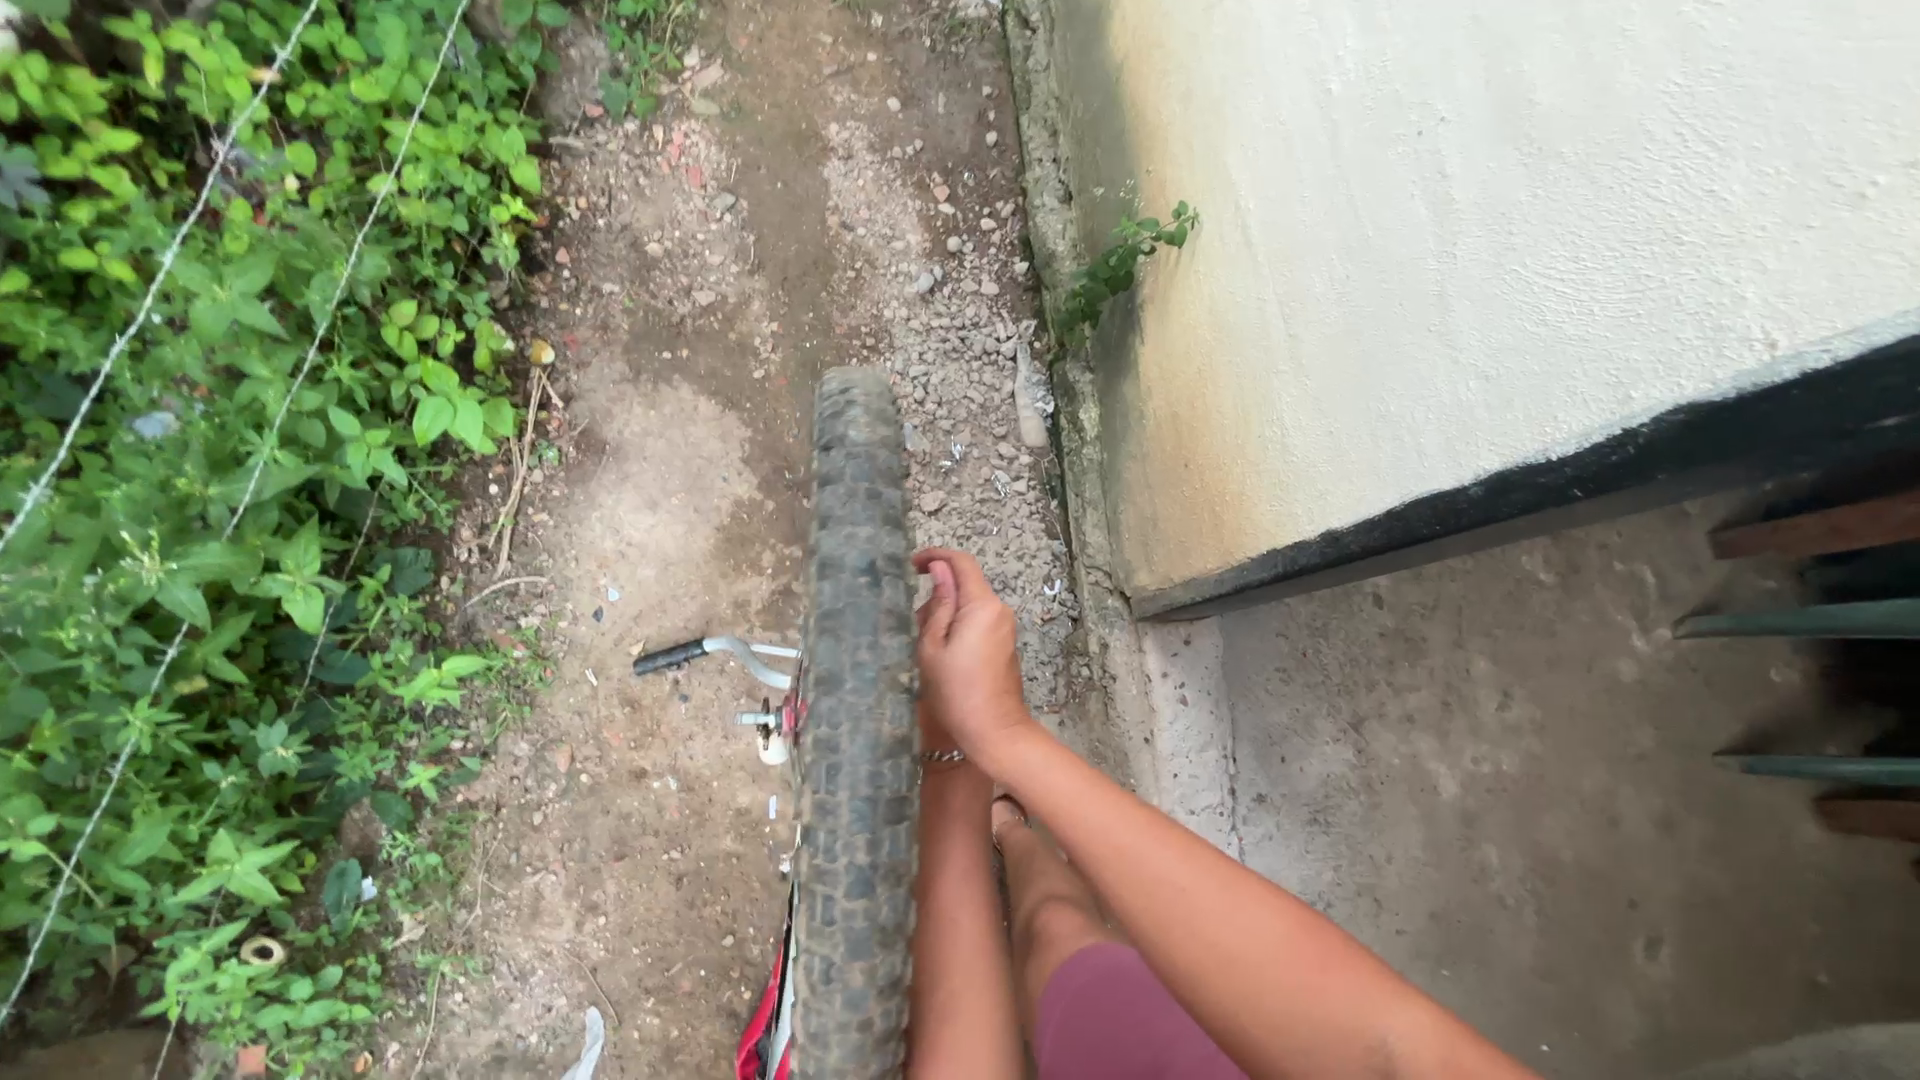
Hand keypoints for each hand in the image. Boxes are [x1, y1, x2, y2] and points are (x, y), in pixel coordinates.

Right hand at [914, 548, 1037, 773]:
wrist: (994, 729)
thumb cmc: (956, 690)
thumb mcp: (933, 645)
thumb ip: (938, 603)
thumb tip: (940, 569)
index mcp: (982, 605)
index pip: (961, 562)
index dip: (936, 556)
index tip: (912, 566)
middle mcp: (999, 609)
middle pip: (966, 583)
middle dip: (938, 591)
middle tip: (915, 621)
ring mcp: (1005, 626)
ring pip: (971, 602)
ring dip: (946, 610)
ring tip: (926, 642)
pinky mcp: (1004, 642)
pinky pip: (978, 619)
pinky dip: (958, 623)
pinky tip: (943, 651)